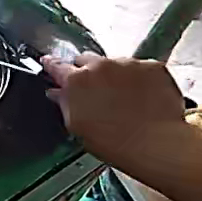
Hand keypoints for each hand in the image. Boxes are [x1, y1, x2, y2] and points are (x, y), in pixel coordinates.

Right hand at [41, 54, 199, 176]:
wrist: (152, 142)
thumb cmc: (110, 139)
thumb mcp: (75, 124)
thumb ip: (64, 103)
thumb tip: (57, 93)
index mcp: (75, 80)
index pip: (56, 66)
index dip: (51, 65)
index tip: (48, 62)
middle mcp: (99, 66)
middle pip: (86, 59)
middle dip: (86, 70)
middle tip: (93, 89)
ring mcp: (128, 64)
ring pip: (114, 63)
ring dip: (114, 75)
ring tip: (122, 97)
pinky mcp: (152, 66)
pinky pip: (140, 67)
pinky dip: (138, 77)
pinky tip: (142, 95)